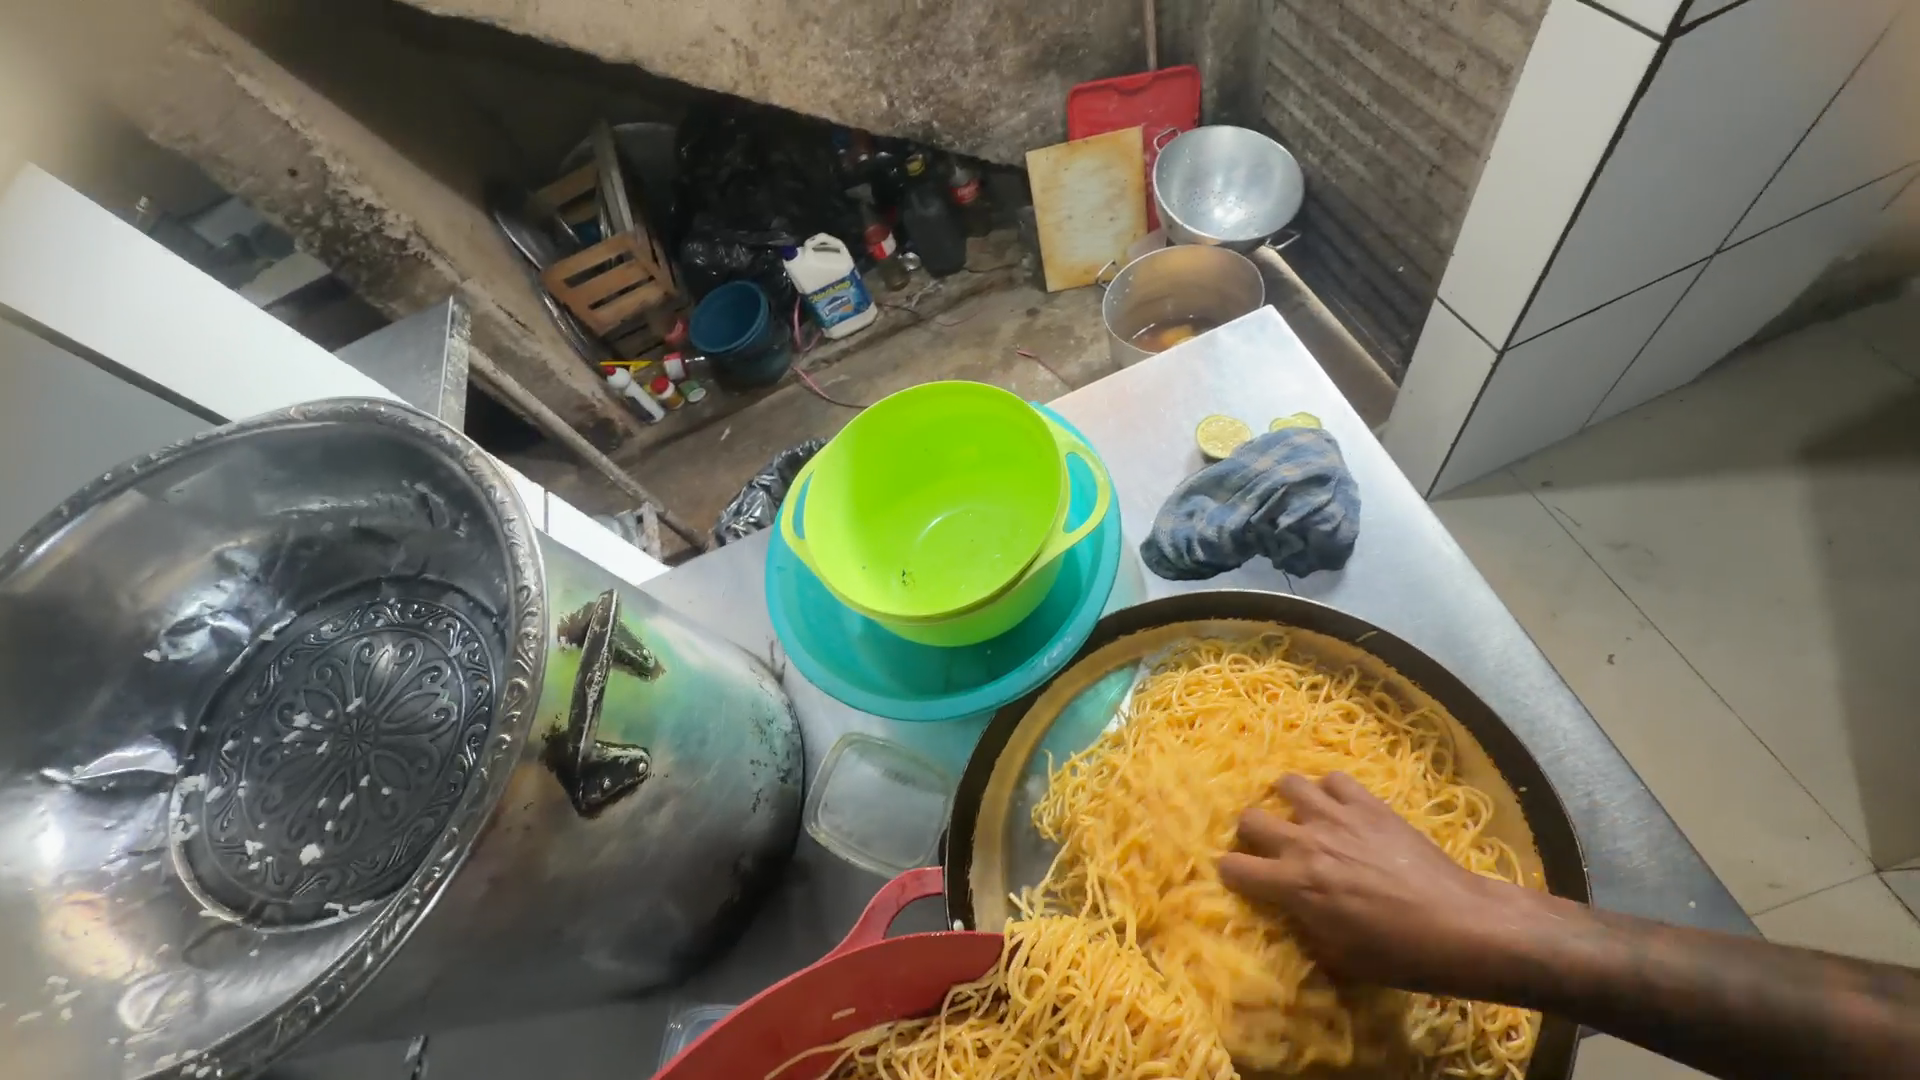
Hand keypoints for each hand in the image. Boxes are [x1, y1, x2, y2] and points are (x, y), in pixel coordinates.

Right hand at [1218, 772, 1549, 992]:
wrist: (1464, 925)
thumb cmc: (1402, 954)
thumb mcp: (1342, 958)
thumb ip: (1305, 929)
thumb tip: (1290, 915)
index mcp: (1295, 885)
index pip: (1234, 868)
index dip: (1231, 873)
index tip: (1240, 877)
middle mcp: (1306, 843)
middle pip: (1250, 817)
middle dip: (1252, 832)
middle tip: (1270, 845)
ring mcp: (1336, 817)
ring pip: (1287, 783)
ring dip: (1289, 800)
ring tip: (1302, 814)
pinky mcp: (1368, 803)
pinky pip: (1333, 780)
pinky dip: (1331, 791)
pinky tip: (1341, 807)